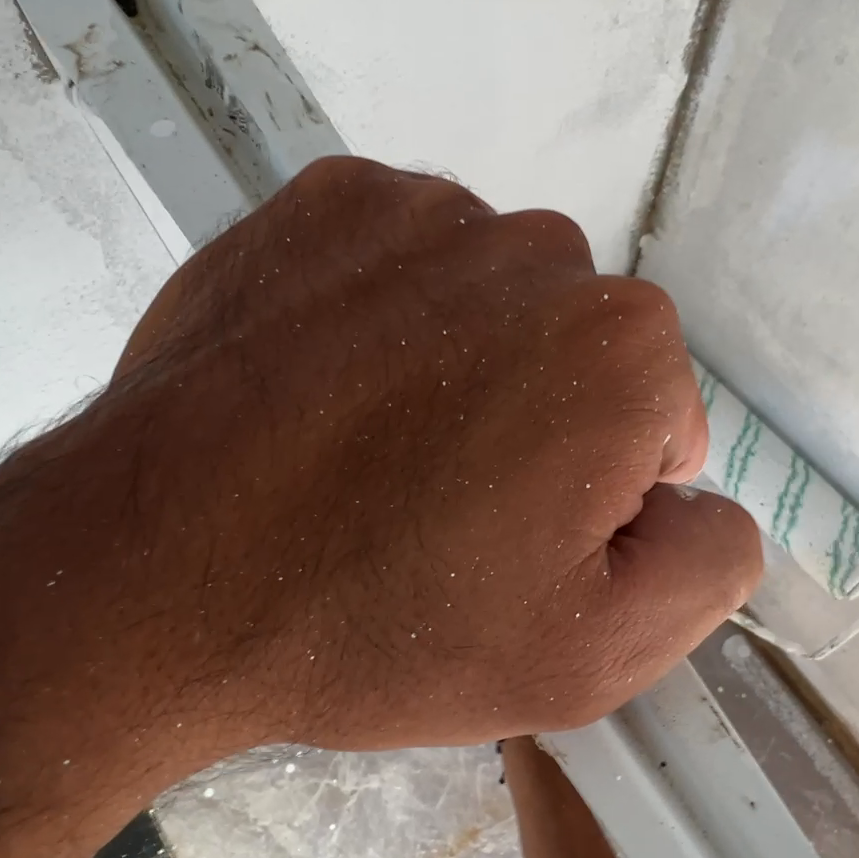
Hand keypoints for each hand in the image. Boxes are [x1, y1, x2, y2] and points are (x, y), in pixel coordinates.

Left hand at [0, 156, 760, 783]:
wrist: (150, 579)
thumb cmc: (384, 625)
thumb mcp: (594, 654)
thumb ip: (709, 567)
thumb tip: (703, 497)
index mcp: (622, 348)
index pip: (660, 433)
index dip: (595, 506)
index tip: (512, 548)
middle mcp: (539, 248)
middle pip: (582, 361)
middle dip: (541, 433)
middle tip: (443, 512)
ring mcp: (421, 209)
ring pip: (496, 309)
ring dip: (465, 374)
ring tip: (377, 455)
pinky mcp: (322, 202)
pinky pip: (405, 267)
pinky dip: (388, 323)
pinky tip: (331, 393)